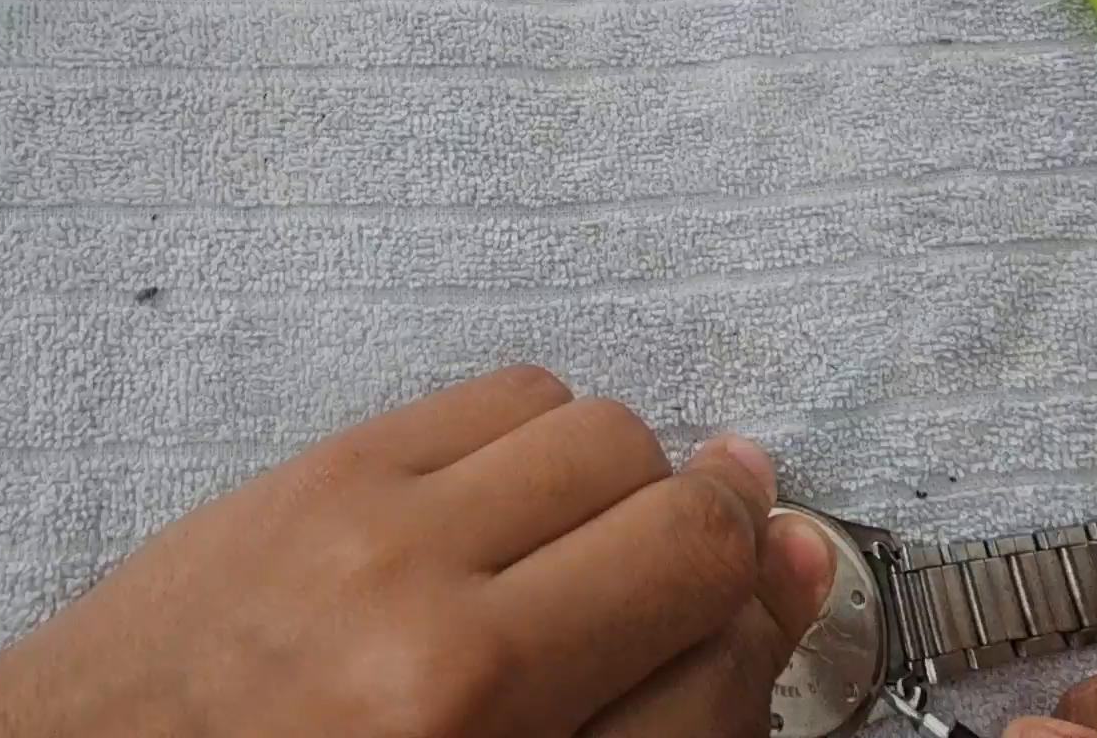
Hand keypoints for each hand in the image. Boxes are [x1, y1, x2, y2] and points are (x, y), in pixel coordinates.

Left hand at [0, 366, 836, 737]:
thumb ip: (642, 720)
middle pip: (677, 527)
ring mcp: (380, 538)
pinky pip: (504, 391)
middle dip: (706, 537)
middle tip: (665, 561)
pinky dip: (539, 429)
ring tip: (571, 520)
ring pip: (598, 430)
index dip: (758, 633)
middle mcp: (449, 664)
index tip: (765, 592)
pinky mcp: (330, 463)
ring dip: (619, 474)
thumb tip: (766, 583)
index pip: (716, 682)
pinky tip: (506, 480)